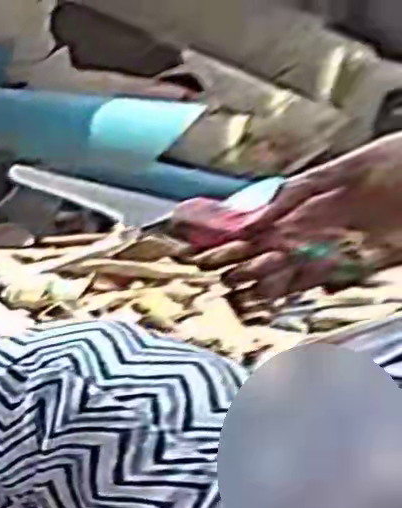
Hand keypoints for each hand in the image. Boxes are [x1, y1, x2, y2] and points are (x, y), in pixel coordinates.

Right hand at [189, 133, 401, 299]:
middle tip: (218, 275)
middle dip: (232, 269)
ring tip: (242, 289)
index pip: (246, 233)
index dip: (218, 244)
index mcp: (302, 211)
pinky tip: (276, 296)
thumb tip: (248, 221)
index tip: (192, 254)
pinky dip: (296, 291)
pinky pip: (319, 284)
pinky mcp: (362, 265)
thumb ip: (299, 191)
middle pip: (256, 260)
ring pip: (278, 277)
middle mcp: (310, 235)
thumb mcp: (357, 163)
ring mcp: (335, 251)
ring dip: (257, 285)